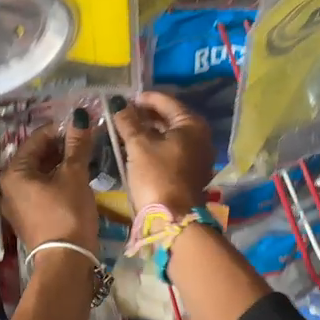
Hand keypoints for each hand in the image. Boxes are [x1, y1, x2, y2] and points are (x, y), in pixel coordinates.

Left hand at [0, 108, 99, 250]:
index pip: (37, 138)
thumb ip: (77, 145)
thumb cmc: (67, 213)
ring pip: (40, 172)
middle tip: (84, 140)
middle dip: (60, 146)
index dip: (60, 129)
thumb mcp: (74, 175)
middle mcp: (8, 186)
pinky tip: (76, 178)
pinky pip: (41, 189)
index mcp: (14, 172)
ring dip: (60, 162)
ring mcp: (17, 204)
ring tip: (83, 157)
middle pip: (36, 155)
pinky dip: (56, 179)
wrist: (66, 263)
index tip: (81, 125)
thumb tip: (80, 117)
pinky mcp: (28, 217)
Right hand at [112, 91, 213, 214]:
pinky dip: (155, 145)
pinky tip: (137, 148)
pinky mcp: (191, 172)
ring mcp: (197, 156)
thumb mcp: (139, 145)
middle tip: (122, 114)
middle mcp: (200, 136)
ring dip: (148, 131)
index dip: (143, 98)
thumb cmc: (157, 176)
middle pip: (169, 117)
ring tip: (125, 130)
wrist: (172, 220)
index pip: (166, 101)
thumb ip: (128, 121)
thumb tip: (119, 104)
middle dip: (145, 115)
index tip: (124, 99)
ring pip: (169, 135)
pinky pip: (171, 149)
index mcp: (192, 124)